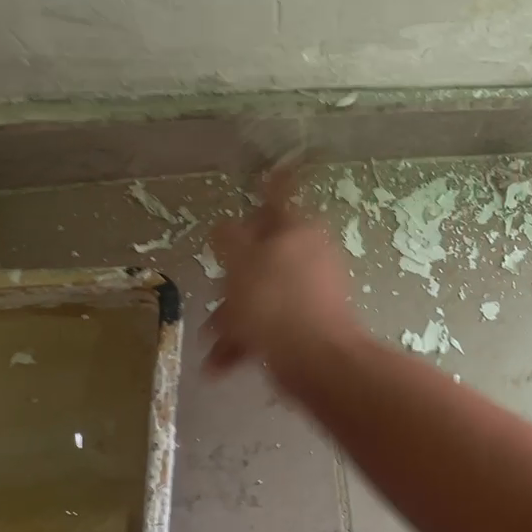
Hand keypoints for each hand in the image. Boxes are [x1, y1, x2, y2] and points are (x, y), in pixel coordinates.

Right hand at [204, 159, 366, 395]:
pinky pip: (271, 323)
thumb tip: (226, 225)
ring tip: (213, 340)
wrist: (317, 360)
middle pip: (264, 253)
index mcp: (299, 229)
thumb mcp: (241, 262)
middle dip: (232, 278)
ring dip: (233, 316)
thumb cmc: (275, 302)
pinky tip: (222, 362)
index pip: (281, 195)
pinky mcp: (310, 323)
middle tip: (217, 291)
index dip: (273, 182)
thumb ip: (231, 239)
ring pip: (262, 293)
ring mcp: (313, 290)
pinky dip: (247, 340)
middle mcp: (311, 255)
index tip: (271, 169)